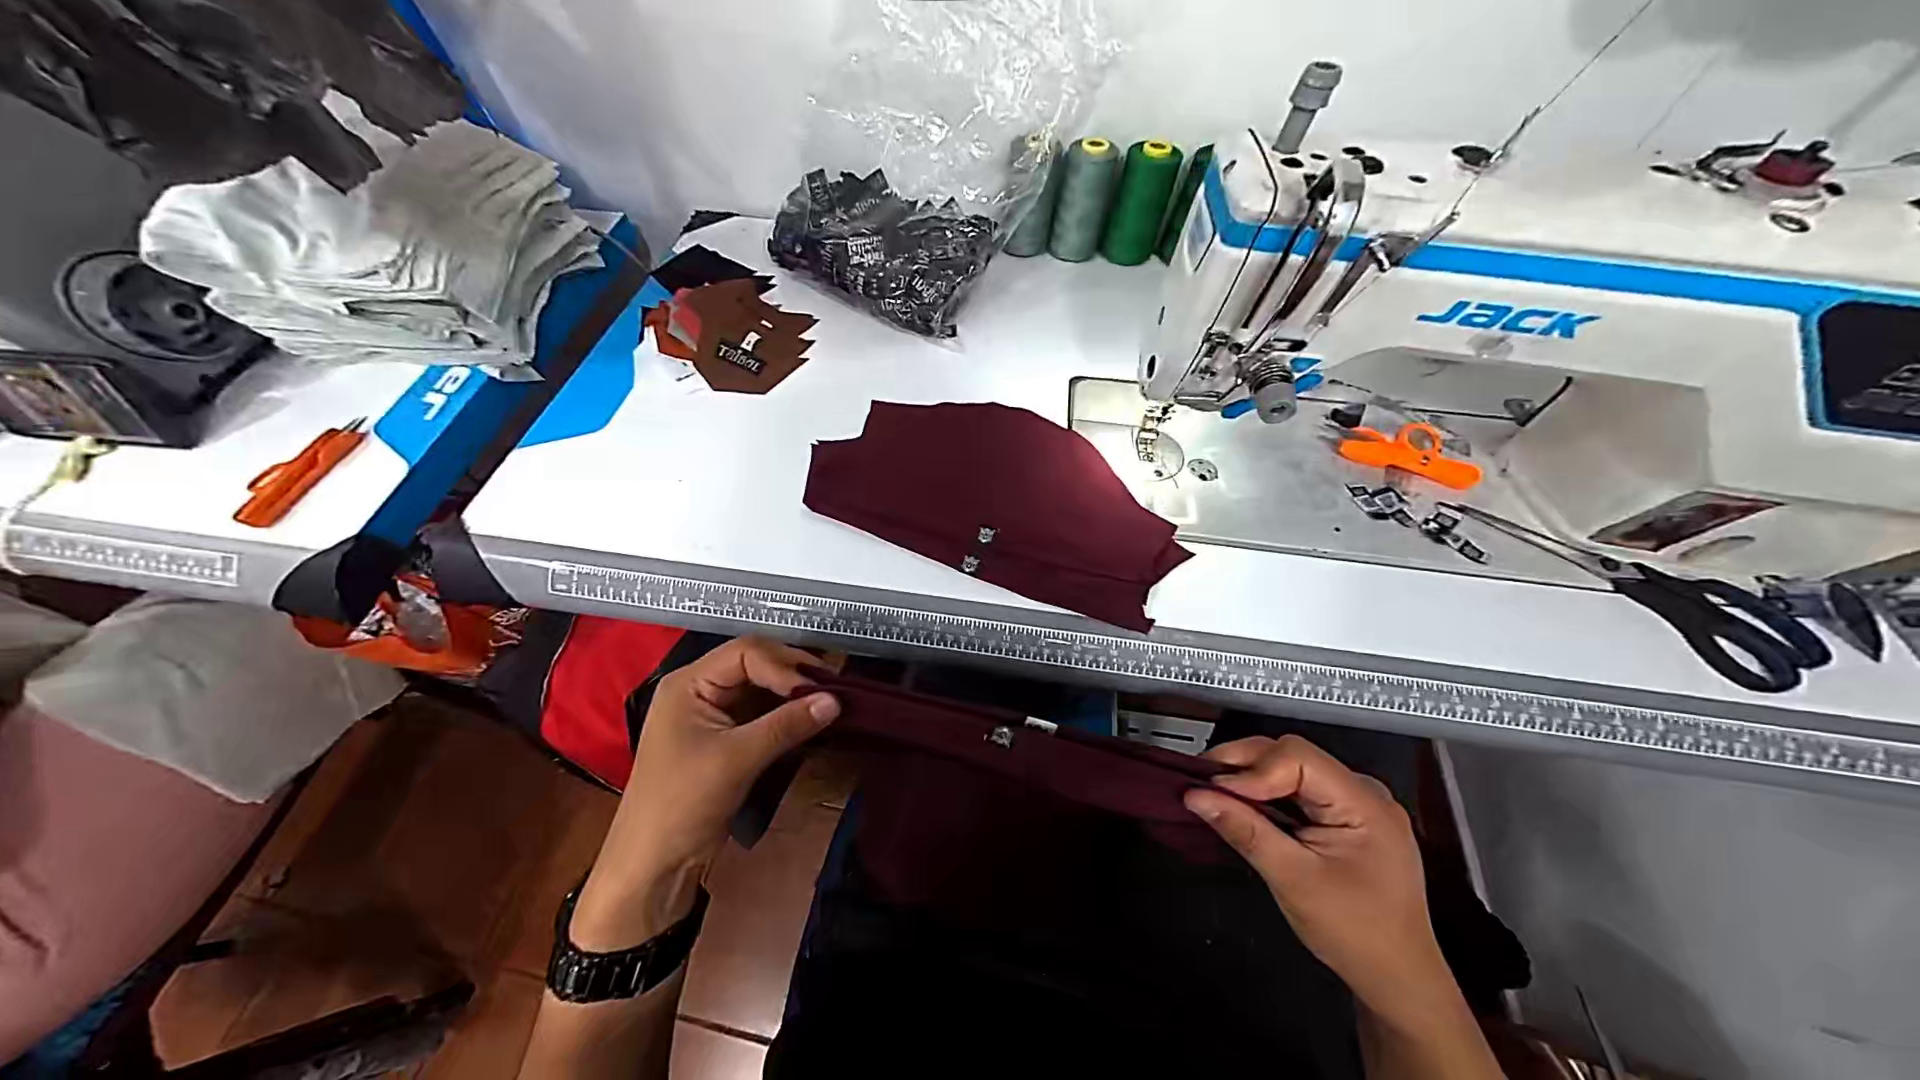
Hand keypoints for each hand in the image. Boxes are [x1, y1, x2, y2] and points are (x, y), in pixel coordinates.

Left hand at [570, 638, 837, 949]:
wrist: (651, 868)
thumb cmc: (681, 805)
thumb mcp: (736, 760)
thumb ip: (786, 725)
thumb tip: (835, 700)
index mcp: (689, 683)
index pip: (746, 653)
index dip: (785, 665)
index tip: (818, 689)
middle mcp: (699, 689)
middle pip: (756, 664)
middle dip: (793, 674)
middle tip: (832, 689)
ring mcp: (712, 714)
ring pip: (762, 688)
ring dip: (794, 694)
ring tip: (829, 702)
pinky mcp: (725, 738)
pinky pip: (762, 713)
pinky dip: (787, 715)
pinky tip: (812, 720)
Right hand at [1184, 735, 1449, 1023]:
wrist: (1397, 979)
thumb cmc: (1355, 933)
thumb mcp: (1293, 880)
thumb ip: (1245, 831)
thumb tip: (1196, 796)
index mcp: (1364, 803)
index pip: (1296, 756)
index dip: (1252, 769)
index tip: (1215, 791)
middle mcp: (1363, 793)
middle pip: (1292, 755)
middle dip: (1243, 765)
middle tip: (1201, 782)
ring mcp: (1355, 804)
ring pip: (1291, 769)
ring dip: (1251, 778)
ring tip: (1215, 793)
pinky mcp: (1344, 817)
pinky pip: (1298, 789)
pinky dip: (1266, 794)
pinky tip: (1243, 807)